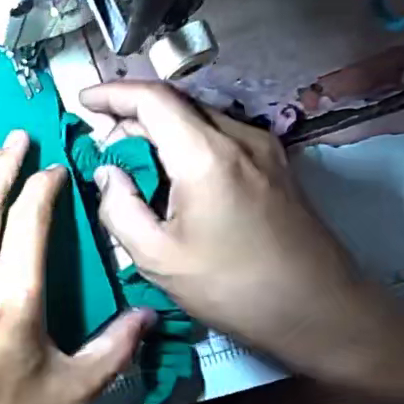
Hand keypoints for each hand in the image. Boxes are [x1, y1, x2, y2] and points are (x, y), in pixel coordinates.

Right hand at [82, 82, 402, 386]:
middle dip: (134, 116)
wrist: (319, 310)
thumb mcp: (158, 259)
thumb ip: (120, 209)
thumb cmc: (233, 289)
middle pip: (177, 104)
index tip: (84, 102)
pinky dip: (190, 145)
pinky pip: (222, 139)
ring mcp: (265, 149)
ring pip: (201, 120)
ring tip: (137, 164)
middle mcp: (240, 137)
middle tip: (105, 147)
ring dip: (163, 131)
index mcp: (206, 154)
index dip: (113, 94)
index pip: (152, 99)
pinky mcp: (278, 166)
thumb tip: (109, 174)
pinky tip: (178, 178)